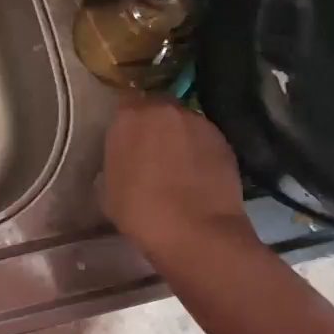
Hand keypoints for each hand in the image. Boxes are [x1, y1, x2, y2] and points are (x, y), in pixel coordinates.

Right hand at [101, 96, 254, 261]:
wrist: (196, 233)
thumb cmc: (139, 210)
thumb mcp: (108, 183)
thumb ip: (116, 158)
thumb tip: (125, 156)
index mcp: (129, 117)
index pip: (125, 101)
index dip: (127, 118)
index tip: (126, 135)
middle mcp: (164, 110)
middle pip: (157, 107)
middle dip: (154, 123)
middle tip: (151, 148)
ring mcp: (198, 124)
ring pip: (184, 122)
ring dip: (179, 135)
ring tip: (179, 163)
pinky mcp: (224, 142)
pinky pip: (204, 138)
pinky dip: (200, 150)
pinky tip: (198, 173)